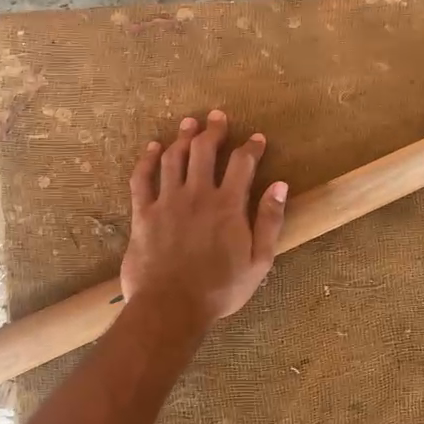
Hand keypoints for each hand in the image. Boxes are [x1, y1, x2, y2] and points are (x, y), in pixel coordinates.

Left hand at [120, 110, 287, 324]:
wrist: (171, 307)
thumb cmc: (221, 289)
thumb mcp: (259, 261)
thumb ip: (270, 221)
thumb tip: (280, 186)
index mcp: (228, 206)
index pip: (243, 164)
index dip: (251, 147)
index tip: (257, 138)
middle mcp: (197, 195)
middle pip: (205, 151)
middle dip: (213, 130)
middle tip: (217, 117)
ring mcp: (167, 202)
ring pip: (173, 158)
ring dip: (183, 137)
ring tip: (189, 123)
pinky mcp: (143, 214)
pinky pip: (142, 179)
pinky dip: (147, 159)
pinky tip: (152, 148)